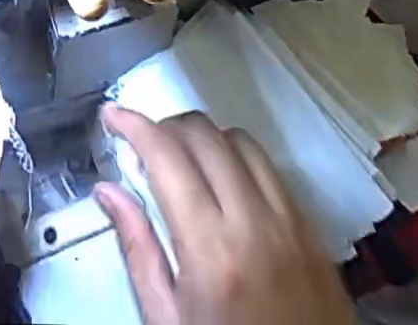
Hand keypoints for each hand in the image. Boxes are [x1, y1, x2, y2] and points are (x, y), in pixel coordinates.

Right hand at [95, 105, 355, 324]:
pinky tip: (222, 178)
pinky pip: (270, 166)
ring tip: (180, 157)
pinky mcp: (309, 224)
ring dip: (205, 136)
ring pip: (240, 139)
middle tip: (142, 144)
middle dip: (166, 126)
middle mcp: (253, 220)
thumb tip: (108, 191)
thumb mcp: (169, 323)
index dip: (135, 126)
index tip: (113, 114)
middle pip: (205, 135)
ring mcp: (288, 218)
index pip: (167, 158)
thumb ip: (138, 250)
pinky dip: (239, 156)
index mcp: (211, 250)